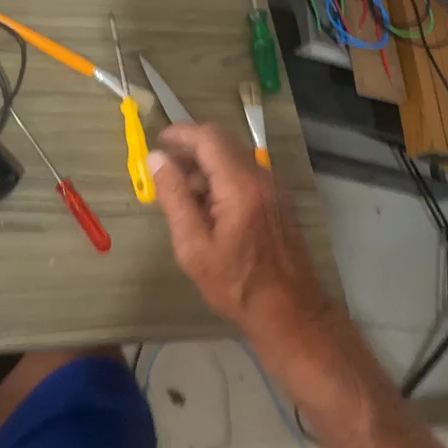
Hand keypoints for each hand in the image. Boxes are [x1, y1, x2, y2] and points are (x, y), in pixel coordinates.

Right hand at [148, 123, 331, 340]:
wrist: (291, 313)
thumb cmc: (237, 284)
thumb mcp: (194, 246)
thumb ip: (174, 197)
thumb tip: (156, 159)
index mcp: (240, 184)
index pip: (207, 138)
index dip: (179, 134)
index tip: (157, 143)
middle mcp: (260, 176)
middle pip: (222, 141)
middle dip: (190, 147)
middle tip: (164, 167)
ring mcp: (272, 187)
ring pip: (233, 156)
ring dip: (204, 163)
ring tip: (180, 191)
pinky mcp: (276, 200)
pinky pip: (244, 173)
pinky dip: (220, 176)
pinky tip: (205, 205)